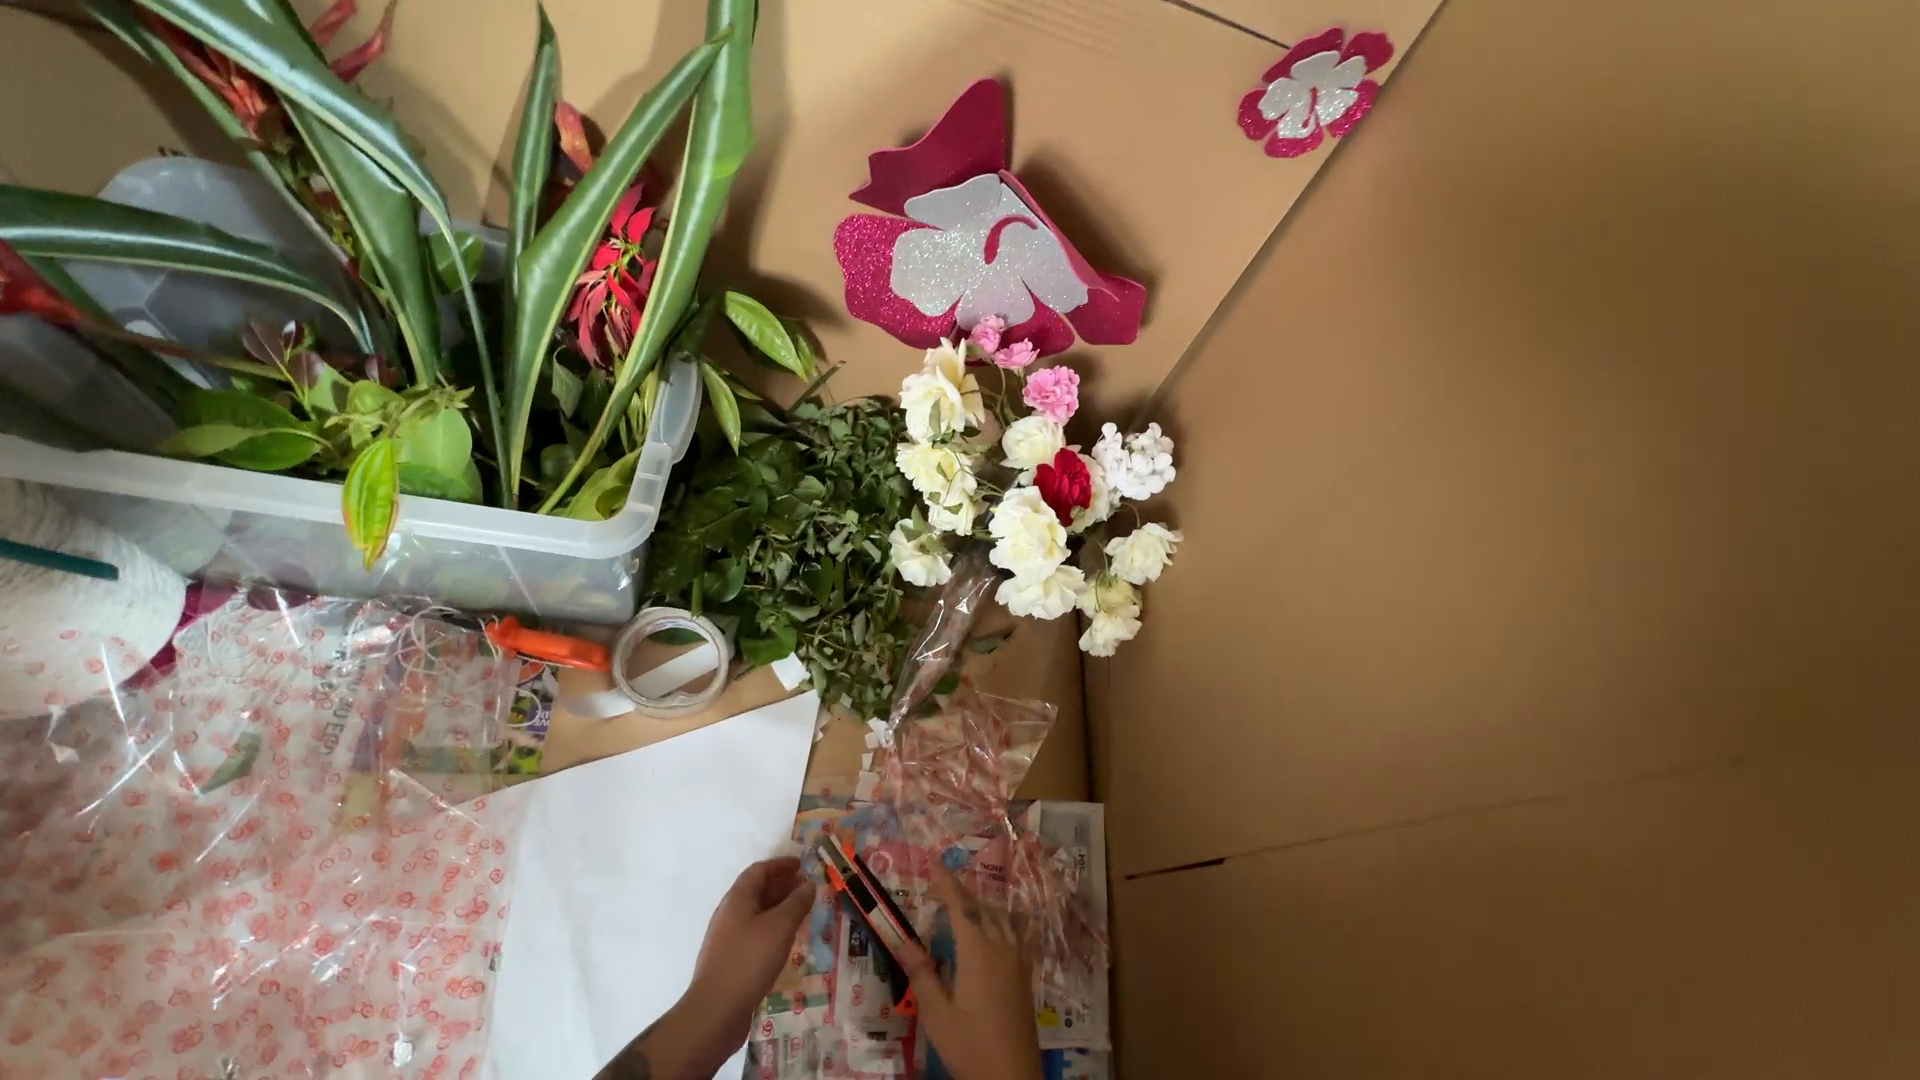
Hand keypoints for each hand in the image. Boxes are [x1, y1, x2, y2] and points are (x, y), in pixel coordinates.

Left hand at [690, 856, 816, 1031]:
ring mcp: (726, 937)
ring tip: (800, 914)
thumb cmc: (749, 960)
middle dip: (781, 886)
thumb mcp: (780, 927)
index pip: (759, 870)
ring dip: (777, 908)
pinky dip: (770, 928)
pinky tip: (783, 942)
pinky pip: (752, 932)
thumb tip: (808, 884)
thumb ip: (797, 902)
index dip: (780, 865)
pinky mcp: (728, 959)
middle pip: (755, 890)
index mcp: (737, 898)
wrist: (715, 1011)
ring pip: (755, 913)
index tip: (801, 865)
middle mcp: (728, 913)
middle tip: (805, 889)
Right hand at [897, 866, 1043, 1079]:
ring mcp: (1017, 959)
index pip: (960, 905)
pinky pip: (1017, 933)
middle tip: (941, 885)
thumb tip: (903, 939)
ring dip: (982, 905)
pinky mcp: (1026, 974)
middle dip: (961, 893)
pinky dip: (1003, 921)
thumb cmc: (970, 1045)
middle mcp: (1000, 945)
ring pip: (1001, 918)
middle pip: (981, 907)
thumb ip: (922, 973)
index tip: (933, 862)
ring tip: (965, 904)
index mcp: (977, 950)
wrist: (1013, 1076)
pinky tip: (999, 929)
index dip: (946, 882)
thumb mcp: (937, 1014)